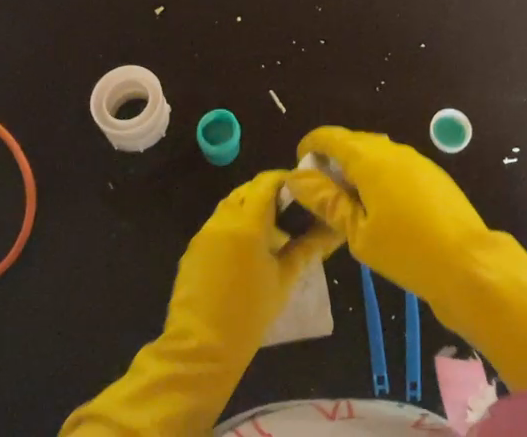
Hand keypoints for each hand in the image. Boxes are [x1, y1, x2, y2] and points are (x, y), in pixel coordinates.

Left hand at [61, 171, 340, 434]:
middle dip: (269, 194)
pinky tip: (247, 252)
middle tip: (291, 212)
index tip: (304, 189)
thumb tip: (334, 229)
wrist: (202, 347)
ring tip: (271, 233)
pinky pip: (217, 225)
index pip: (267, 181)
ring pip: (230, 206)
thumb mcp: (285, 279)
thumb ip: (308, 247)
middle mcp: (223, 219)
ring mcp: (204, 233)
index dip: (286, 179)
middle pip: (247, 190)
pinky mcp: (192, 249)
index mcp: (248, 222)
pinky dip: (234, 226)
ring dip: (251, 209)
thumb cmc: (250, 313)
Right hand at [284, 126, 490, 303]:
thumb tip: (298, 178)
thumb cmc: (406, 251)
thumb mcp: (358, 233)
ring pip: (377, 154)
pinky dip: (379, 178)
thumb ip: (327, 202)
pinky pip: (396, 166)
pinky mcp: (433, 176)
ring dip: (357, 170)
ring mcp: (417, 161)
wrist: (469, 264)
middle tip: (320, 194)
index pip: (330, 137)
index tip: (299, 169)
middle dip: (333, 160)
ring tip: (347, 205)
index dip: (310, 146)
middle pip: (354, 143)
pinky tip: (379, 209)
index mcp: (370, 158)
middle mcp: (393, 150)